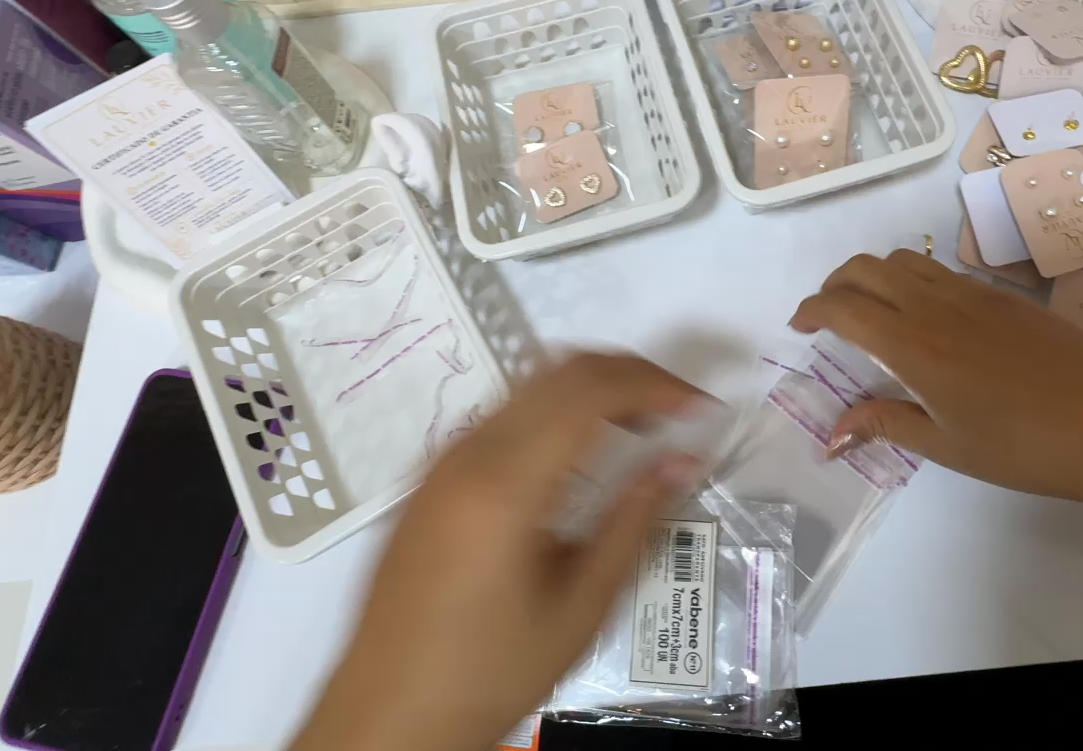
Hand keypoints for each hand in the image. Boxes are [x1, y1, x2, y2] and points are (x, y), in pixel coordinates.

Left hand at [295, 354, 706, 750]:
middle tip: (677, 411)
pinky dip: (558, 405)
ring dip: (594, 385)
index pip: (593, 390)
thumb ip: (634, 522)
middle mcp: (471, 450)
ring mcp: (446, 454)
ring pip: (534, 380)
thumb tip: (682, 461)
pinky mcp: (435, 469)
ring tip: (640, 425)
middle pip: (564, 368)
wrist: (384, 713)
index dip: (656, 384)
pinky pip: (507, 408)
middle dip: (631, 375)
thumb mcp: (579, 608)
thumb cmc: (488, 672)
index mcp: (508, 483)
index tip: (698, 407)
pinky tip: (582, 449)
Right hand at [792, 250, 1082, 498]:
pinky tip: (922, 316)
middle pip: (864, 268)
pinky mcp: (999, 295)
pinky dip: (909, 278)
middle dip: (833, 284)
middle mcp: (932, 305)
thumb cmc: (1025, 445)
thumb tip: (830, 435)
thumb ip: (883, 424)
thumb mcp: (946, 445)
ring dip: (871, 275)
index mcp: (911, 344)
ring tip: (869, 309)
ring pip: (902, 260)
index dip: (811, 310)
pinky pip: (937, 270)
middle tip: (826, 314)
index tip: (798, 326)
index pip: (842, 308)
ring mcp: (969, 293)